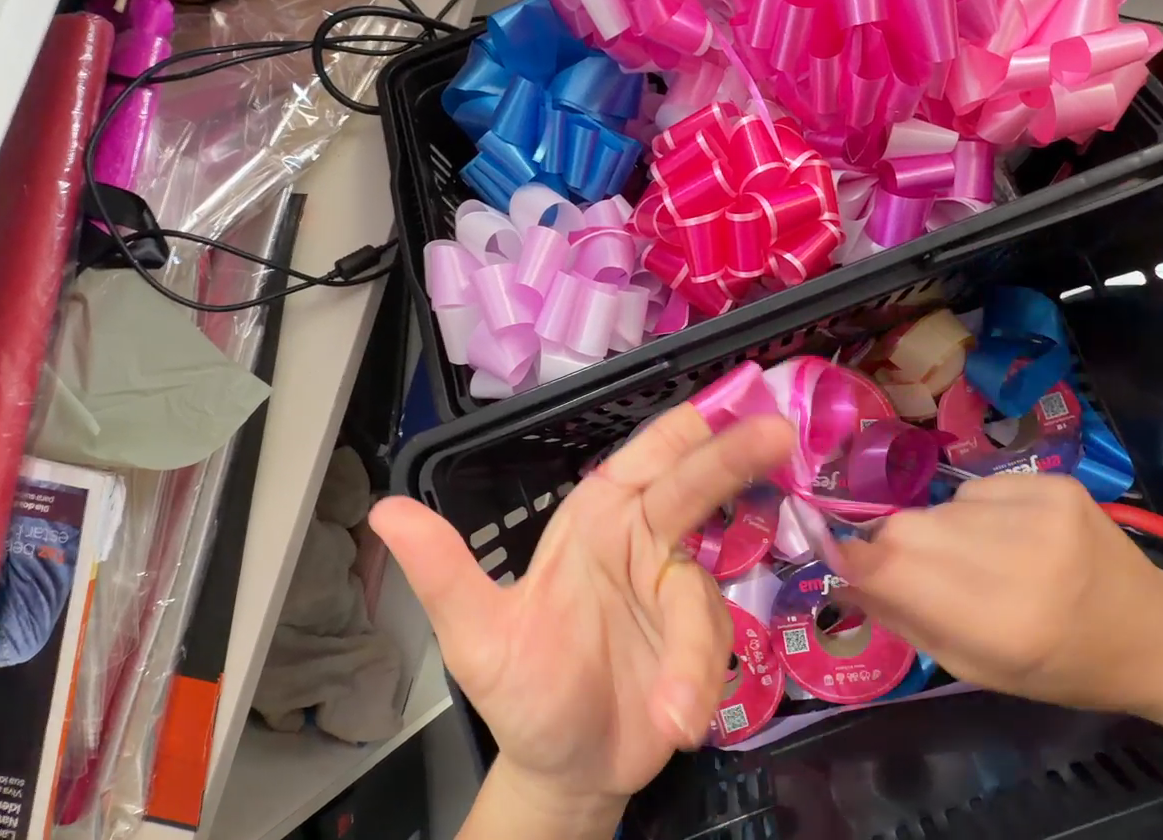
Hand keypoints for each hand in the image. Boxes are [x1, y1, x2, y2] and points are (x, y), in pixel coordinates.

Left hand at [370, 405, 796, 821]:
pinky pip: (711, 647)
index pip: (646, 456)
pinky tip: (672, 723)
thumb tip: (384, 509)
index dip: (686, 424)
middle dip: (736, 457)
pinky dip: (695, 683)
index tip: (730, 395)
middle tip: (778, 434)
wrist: (565, 766)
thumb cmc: (523, 690)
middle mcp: (645, 539)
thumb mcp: (478, 637)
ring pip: (703, 591)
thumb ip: (444, 572)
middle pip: (695, 486)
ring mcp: (677, 589)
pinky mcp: (702, 640)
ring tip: (673, 713)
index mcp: (596, 518)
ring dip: (693, 649)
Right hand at [836, 473, 1162, 714]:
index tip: (836, 558)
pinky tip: (1008, 536)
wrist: (1155, 634)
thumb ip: (903, 618)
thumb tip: (840, 575)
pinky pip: (973, 489)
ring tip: (977, 559)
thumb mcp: (975, 668)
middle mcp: (1019, 558)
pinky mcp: (1053, 482)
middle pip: (905, 528)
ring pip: (936, 506)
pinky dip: (973, 512)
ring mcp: (1040, 511)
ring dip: (937, 530)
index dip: (852, 558)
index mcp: (1000, 622)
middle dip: (894, 549)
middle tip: (918, 573)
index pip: (891, 567)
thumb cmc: (1060, 668)